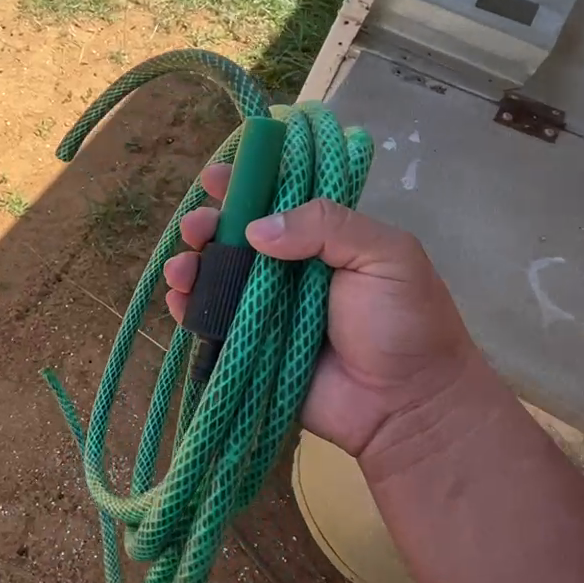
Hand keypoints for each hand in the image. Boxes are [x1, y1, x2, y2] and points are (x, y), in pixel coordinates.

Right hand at [162, 164, 484, 459]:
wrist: (406, 406)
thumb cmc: (405, 324)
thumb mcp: (387, 256)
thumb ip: (328, 226)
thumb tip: (255, 230)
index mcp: (321, 239)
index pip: (275, 200)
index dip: (244, 184)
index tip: (216, 177)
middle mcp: (285, 268)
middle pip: (234, 236)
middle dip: (207, 224)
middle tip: (196, 227)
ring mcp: (263, 308)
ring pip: (214, 276)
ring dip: (190, 264)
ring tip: (181, 268)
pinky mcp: (246, 345)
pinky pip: (207, 321)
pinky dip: (186, 307)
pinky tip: (178, 298)